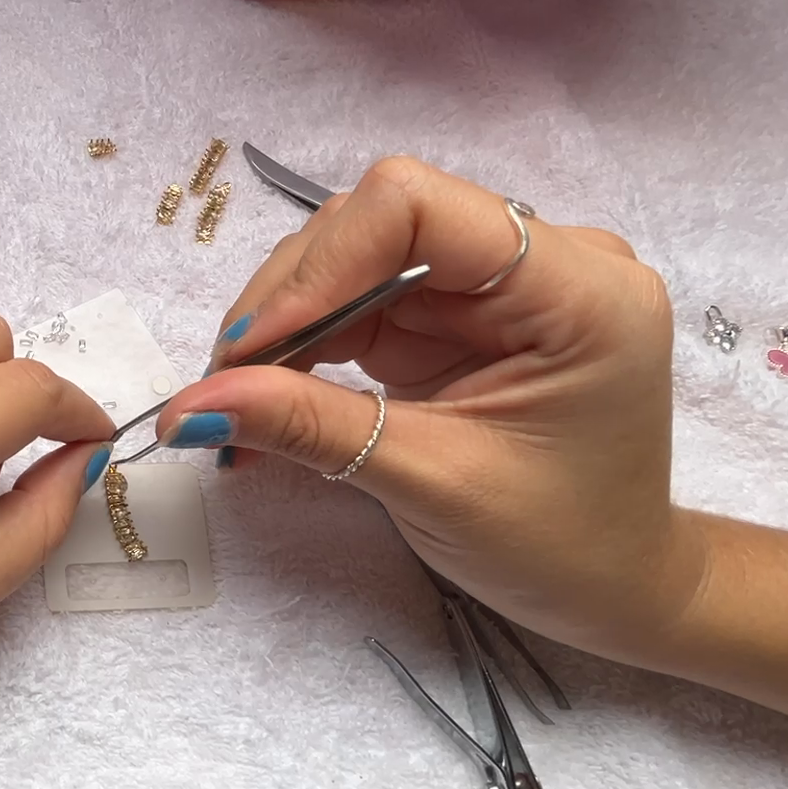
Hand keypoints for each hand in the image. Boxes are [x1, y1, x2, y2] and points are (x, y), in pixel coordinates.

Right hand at [156, 157, 695, 654]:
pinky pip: (339, 298)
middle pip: (362, 227)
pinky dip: (290, 341)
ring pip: (337, 257)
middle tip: (226, 381)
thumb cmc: (554, 543)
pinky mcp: (435, 309)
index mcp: (571, 288)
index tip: (254, 344)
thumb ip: (306, 427)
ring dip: (276, 321)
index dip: (319, 264)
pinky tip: (266, 386)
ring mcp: (476, 282)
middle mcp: (526, 260)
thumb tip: (184, 408)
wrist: (603, 581)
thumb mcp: (426, 482)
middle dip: (283, 301)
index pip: (413, 207)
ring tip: (239, 393)